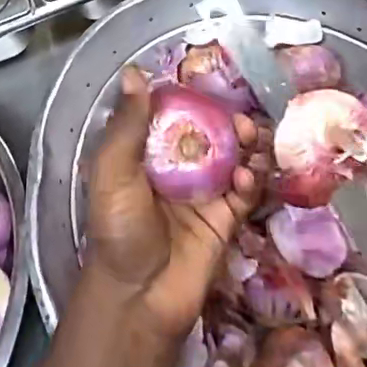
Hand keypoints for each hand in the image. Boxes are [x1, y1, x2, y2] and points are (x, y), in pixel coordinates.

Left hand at [83, 65, 262, 338]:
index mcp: (142, 150)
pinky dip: (250, 181)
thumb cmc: (118, 226)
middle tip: (241, 118)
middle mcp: (173, 167)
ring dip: (244, 146)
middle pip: (205, 135)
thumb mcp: (113, 169)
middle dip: (225, 122)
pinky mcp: (223, 219)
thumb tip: (133, 73)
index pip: (168, 114)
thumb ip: (128, 124)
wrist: (139, 294)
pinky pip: (243, 193)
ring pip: (229, 159)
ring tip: (252, 137)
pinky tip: (246, 178)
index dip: (188, 98)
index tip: (209, 84)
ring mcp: (200, 192)